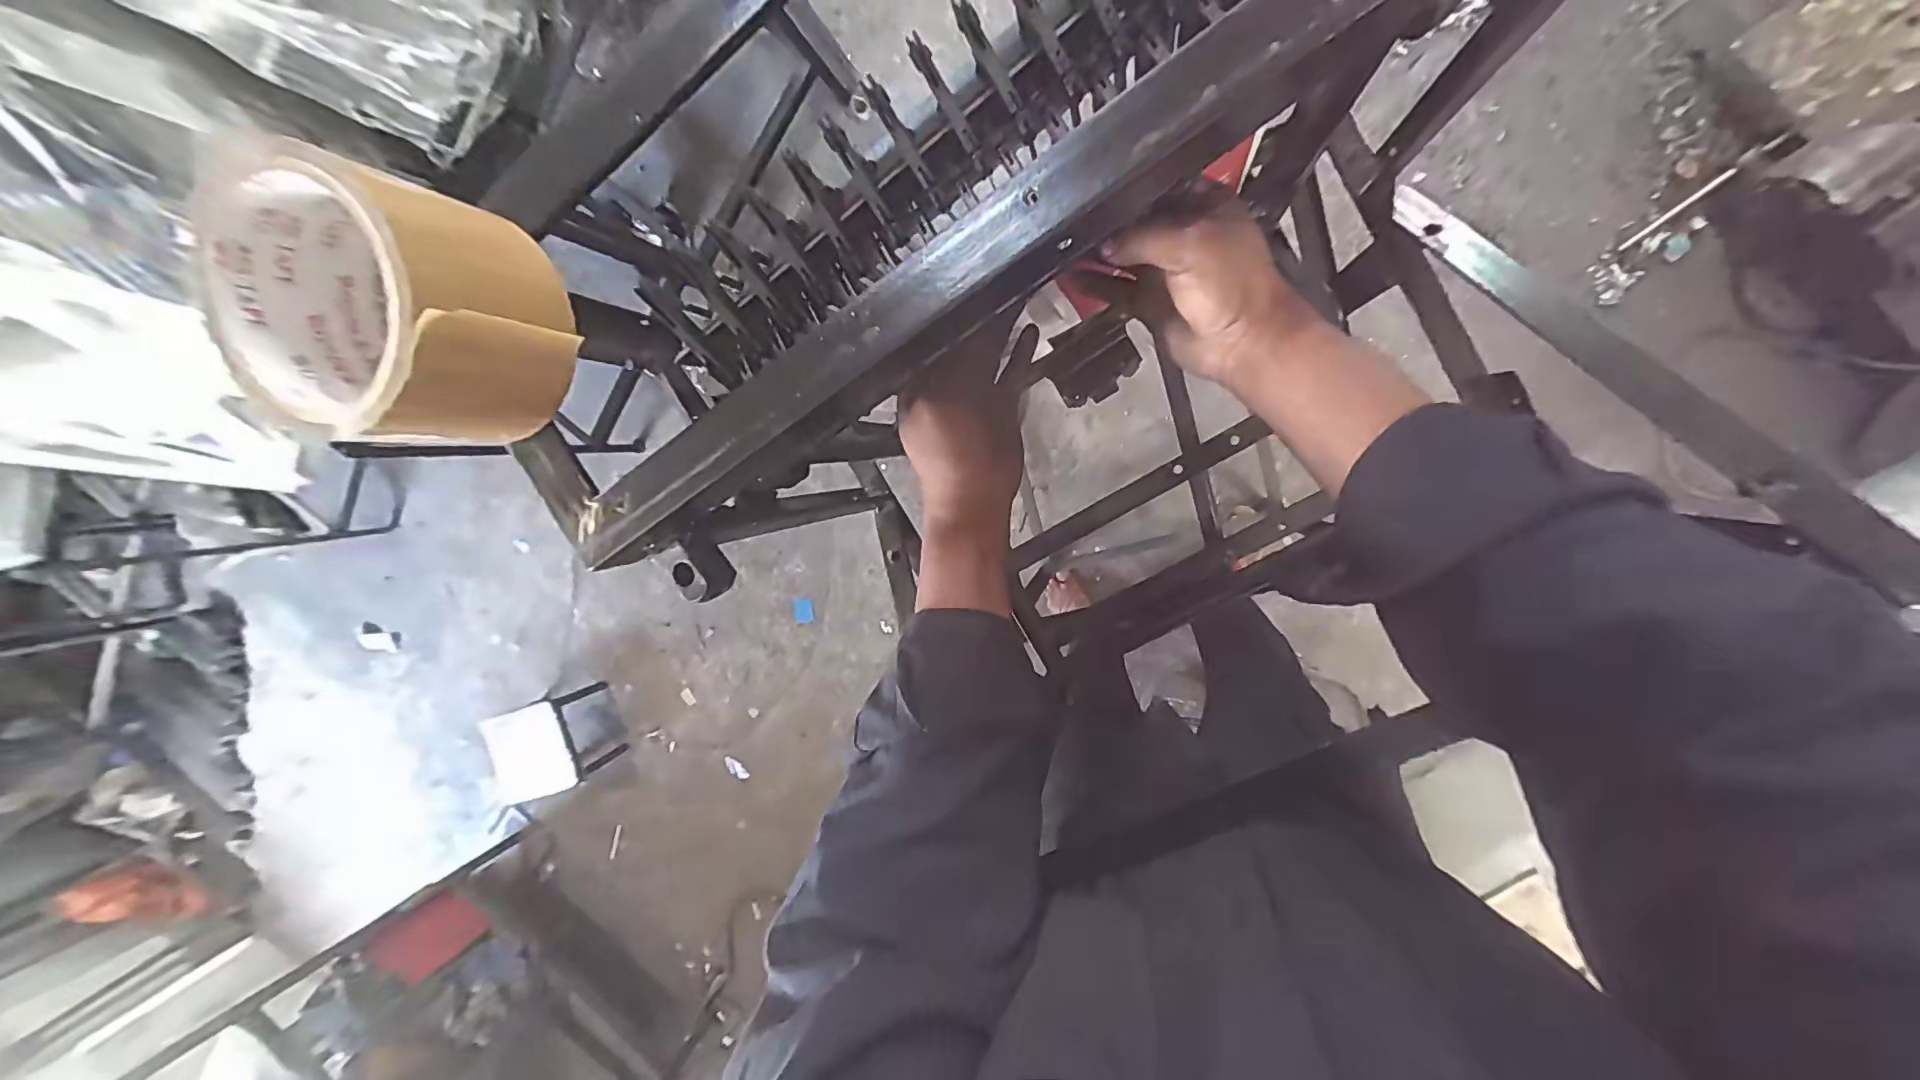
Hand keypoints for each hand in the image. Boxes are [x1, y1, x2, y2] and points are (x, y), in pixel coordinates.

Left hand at [899, 308, 1040, 540]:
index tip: (964, 292)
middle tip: (994, 290)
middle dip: (977, 323)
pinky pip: (1009, 376)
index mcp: (919, 390)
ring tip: (1014, 304)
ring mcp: (975, 401)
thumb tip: (961, 334)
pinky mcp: (1000, 411)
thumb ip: (950, 369)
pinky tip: (1030, 334)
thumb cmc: (949, 458)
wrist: (974, 501)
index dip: (949, 320)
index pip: (933, 344)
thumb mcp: (939, 405)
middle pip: (962, 347)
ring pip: (988, 359)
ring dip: (1001, 334)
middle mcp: (945, 391)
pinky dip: (1019, 356)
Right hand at [1072, 180, 1327, 390]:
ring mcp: (1166, 271)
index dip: (1128, 191)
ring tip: (1066, 250)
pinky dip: (1095, 285)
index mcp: (1204, 206)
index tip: (1096, 195)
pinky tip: (1074, 278)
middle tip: (1073, 224)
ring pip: (1122, 257)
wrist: (1240, 341)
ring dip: (1096, 256)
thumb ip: (1142, 237)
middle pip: (1135, 223)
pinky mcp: (1151, 302)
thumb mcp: (1189, 244)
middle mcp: (1183, 235)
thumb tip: (1105, 245)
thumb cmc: (1233, 285)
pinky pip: (1116, 289)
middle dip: (1107, 225)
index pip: (1158, 188)